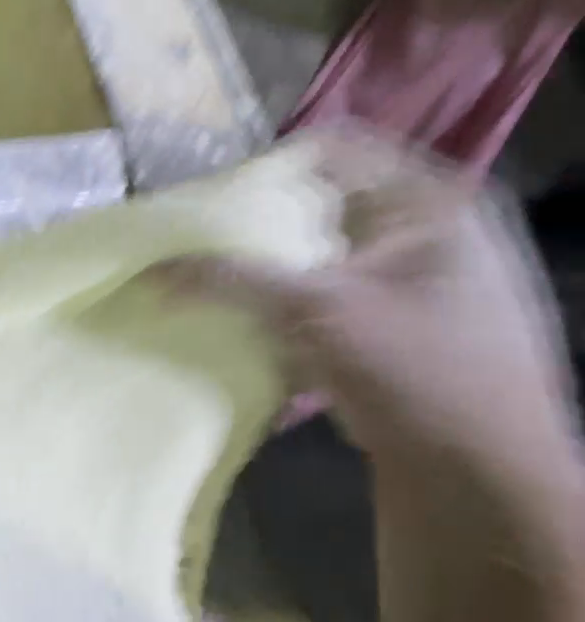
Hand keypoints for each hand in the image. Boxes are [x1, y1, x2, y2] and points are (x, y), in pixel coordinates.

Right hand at [158, 129, 577, 476]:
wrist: (477, 471)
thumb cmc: (418, 369)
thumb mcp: (316, 310)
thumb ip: (226, 279)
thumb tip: (144, 270)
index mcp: (428, 204)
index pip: (332, 151)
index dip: (263, 169)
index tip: (201, 201)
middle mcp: (422, 230)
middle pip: (314, 204)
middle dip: (247, 223)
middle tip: (184, 242)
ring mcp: (407, 280)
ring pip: (309, 253)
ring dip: (254, 268)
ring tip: (196, 280)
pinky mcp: (385, 324)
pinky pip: (313, 294)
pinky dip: (271, 302)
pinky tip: (231, 319)